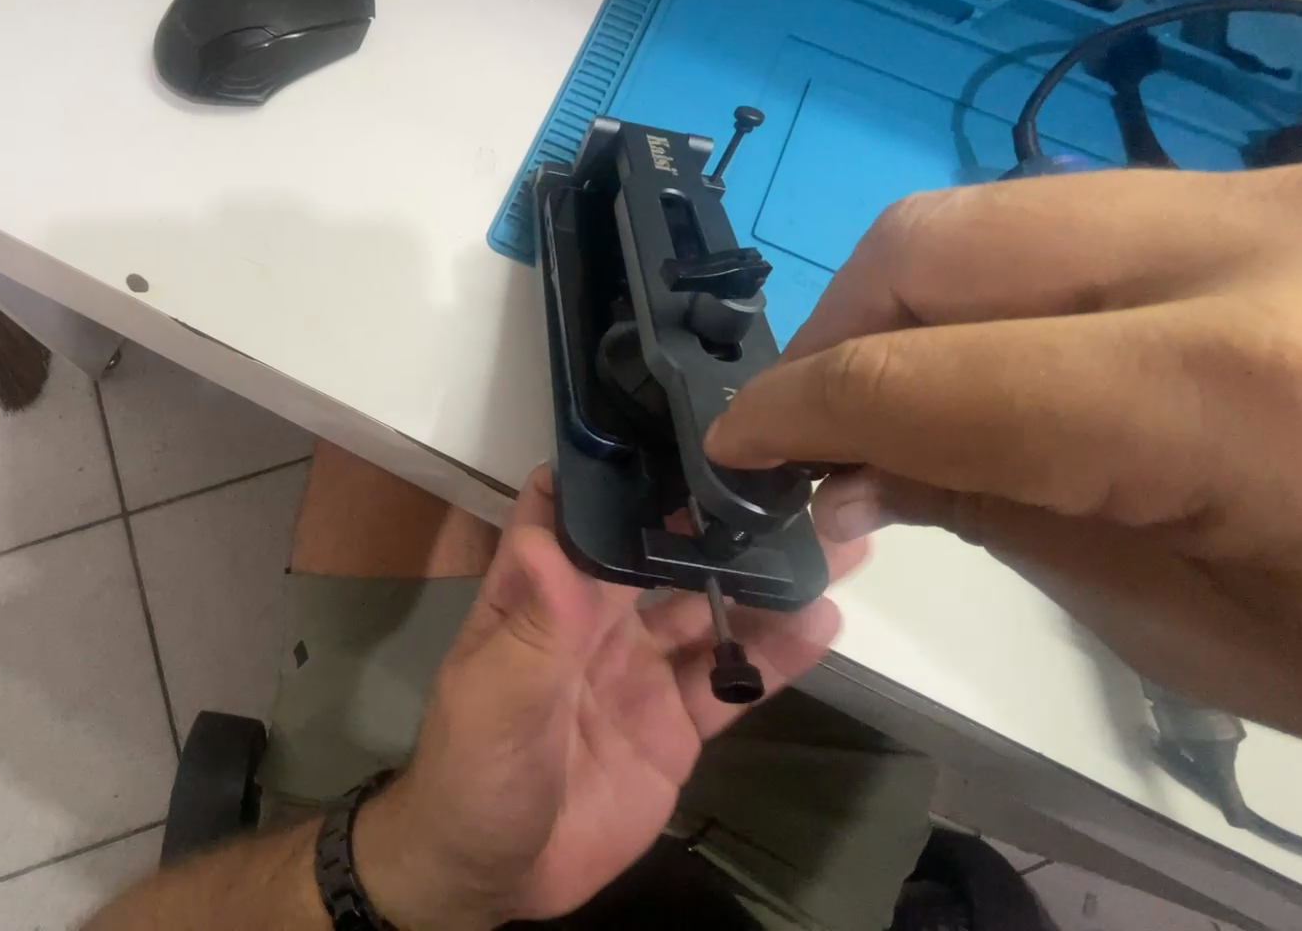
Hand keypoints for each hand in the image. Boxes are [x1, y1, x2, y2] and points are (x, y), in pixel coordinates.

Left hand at [353, 467, 857, 929]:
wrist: (496, 875)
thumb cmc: (474, 772)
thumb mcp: (493, 695)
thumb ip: (533, 623)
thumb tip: (552, 536)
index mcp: (539, 596)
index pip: (570, 513)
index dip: (611, 470)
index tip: (669, 426)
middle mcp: (592, 618)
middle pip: (655, 553)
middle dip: (706, 518)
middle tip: (780, 477)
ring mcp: (637, 668)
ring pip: (705, 608)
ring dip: (757, 577)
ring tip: (828, 539)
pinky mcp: (674, 722)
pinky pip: (728, 680)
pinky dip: (771, 654)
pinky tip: (820, 621)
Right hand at [705, 158, 1301, 748]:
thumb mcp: (1190, 627)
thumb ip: (988, 516)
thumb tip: (839, 476)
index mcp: (1239, 398)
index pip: (912, 378)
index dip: (789, 410)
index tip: (732, 448)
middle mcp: (1264, 246)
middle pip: (929, 246)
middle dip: (827, 335)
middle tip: (808, 421)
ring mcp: (1296, 190)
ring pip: (988, 213)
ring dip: (894, 308)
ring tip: (889, 394)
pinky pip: (1069, 222)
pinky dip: (981, 294)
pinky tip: (990, 365)